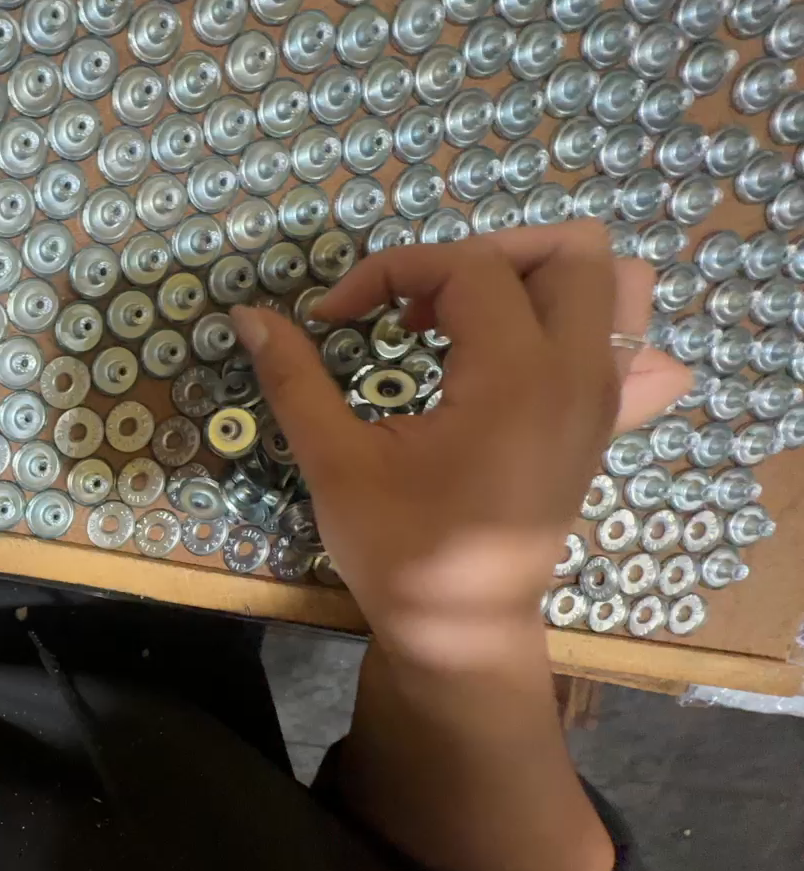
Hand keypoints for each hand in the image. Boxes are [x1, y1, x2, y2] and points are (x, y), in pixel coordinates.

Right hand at [233, 221, 691, 672]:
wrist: (457, 618)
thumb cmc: (394, 541)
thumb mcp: (331, 458)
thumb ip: (292, 376)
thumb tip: (247, 315)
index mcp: (514, 376)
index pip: (467, 268)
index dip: (386, 273)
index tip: (329, 318)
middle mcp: (578, 372)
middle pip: (564, 252)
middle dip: (471, 257)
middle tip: (405, 305)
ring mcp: (603, 396)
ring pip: (610, 286)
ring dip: (527, 281)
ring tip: (456, 320)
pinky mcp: (599, 421)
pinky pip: (623, 343)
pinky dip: (572, 326)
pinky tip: (513, 360)